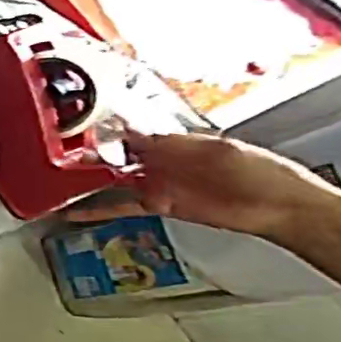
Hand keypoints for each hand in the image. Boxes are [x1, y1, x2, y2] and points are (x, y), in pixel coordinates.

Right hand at [77, 131, 333, 240]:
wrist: (282, 209)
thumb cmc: (262, 174)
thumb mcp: (220, 151)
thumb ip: (176, 144)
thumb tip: (138, 136)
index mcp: (182, 144)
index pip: (138, 134)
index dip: (111, 131)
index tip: (84, 129)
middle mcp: (167, 162)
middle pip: (121, 156)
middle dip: (93, 154)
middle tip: (61, 155)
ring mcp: (161, 185)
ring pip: (115, 180)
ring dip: (89, 180)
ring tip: (59, 180)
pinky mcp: (159, 206)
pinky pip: (121, 207)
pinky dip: (97, 210)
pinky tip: (75, 212)